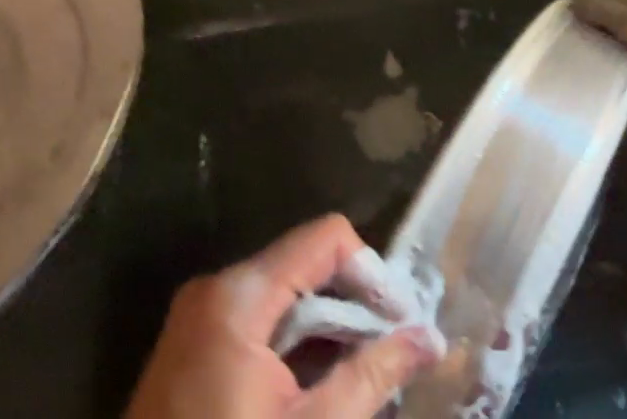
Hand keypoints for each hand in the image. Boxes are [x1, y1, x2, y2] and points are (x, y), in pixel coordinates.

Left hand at [124, 215, 441, 418]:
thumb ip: (374, 374)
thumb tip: (431, 339)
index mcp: (240, 296)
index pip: (328, 239)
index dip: (373, 273)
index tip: (402, 323)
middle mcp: (217, 290)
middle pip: (308, 265)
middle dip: (357, 305)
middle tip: (396, 352)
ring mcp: (200, 318)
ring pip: (287, 295)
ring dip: (332, 328)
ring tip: (370, 374)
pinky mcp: (195, 346)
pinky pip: (261, 322)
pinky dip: (298, 344)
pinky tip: (325, 387)